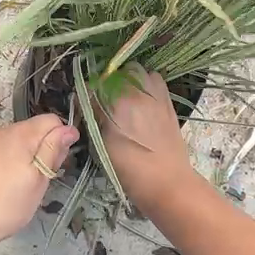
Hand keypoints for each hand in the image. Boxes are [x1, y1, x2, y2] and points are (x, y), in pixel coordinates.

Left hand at [0, 114, 78, 254]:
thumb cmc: (3, 207)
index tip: (56, 164)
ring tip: (8, 188)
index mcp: (20, 135)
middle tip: (33, 183)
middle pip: (29, 131)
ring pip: (8, 142)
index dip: (60, 139)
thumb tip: (67, 130)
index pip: (51, 121)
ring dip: (16, 157)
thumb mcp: (37, 182)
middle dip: (37, 150)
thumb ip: (52, 151)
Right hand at [95, 67, 199, 213]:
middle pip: (118, 72)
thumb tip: (87, 103)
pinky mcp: (168, 102)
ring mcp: (156, 95)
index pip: (96, 85)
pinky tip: (142, 99)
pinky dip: (146, 83)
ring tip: (124, 96)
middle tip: (104, 99)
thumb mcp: (103, 146)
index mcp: (119, 103)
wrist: (168, 183)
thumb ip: (95, 119)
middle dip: (108, 82)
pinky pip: (155, 80)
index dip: (88, 93)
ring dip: (128, 78)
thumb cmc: (131, 170)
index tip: (86, 105)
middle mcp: (139, 92)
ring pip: (138, 71)